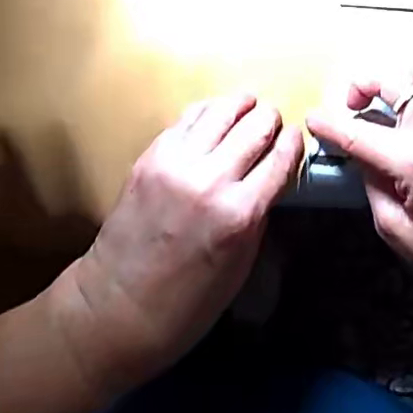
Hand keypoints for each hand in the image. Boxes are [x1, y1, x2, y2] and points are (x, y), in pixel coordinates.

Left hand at [44, 93, 303, 394]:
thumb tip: (271, 178)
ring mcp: (176, 162)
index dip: (294, 142)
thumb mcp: (240, 268)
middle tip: (274, 121)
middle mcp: (210, 179)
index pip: (279, 158)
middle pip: (254, 126)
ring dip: (241, 105)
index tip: (297, 136)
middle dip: (271, 118)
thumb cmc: (186, 304)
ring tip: (248, 105)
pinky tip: (215, 114)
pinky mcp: (151, 155)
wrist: (115, 307)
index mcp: (239, 214)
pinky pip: (187, 118)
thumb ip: (258, 215)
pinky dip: (208, 111)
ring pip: (220, 110)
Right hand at [306, 59, 412, 337]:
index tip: (311, 119)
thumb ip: (370, 180)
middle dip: (361, 85)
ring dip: (393, 76)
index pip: (359, 132)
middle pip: (392, 79)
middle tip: (350, 108)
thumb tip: (357, 150)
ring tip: (381, 97)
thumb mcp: (393, 228)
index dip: (328, 124)